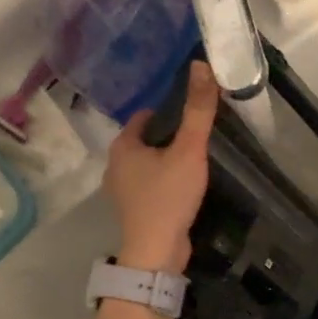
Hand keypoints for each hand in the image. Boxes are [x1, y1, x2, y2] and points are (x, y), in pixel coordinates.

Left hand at [109, 61, 217, 273]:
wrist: (156, 252)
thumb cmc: (168, 197)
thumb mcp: (189, 151)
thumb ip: (198, 111)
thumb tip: (201, 66)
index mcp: (122, 146)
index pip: (145, 116)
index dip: (169, 113)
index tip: (194, 118)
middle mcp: (115, 166)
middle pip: (146, 141)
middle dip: (169, 138)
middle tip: (200, 140)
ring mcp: (122, 192)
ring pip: (148, 166)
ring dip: (168, 163)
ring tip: (196, 164)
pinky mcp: (135, 212)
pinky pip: (151, 187)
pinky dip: (165, 185)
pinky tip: (185, 189)